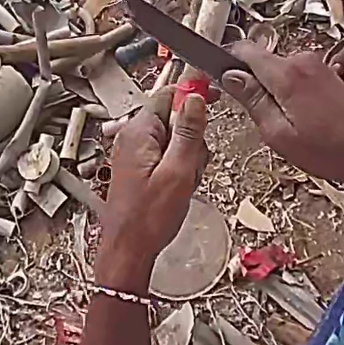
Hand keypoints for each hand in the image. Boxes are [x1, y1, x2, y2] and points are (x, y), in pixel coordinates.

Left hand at [98, 89, 210, 287]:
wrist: (128, 251)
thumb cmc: (149, 217)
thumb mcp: (178, 172)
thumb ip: (189, 132)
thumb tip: (196, 98)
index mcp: (139, 131)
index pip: (169, 94)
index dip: (193, 93)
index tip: (215, 96)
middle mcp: (133, 136)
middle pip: (174, 117)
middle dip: (192, 137)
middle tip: (193, 164)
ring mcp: (135, 152)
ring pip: (175, 138)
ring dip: (188, 156)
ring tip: (185, 181)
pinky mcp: (140, 166)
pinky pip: (168, 155)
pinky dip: (179, 167)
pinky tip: (179, 187)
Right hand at [220, 43, 343, 190]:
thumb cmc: (330, 150)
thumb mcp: (278, 134)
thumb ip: (251, 100)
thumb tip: (229, 76)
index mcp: (285, 74)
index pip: (243, 50)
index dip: (226, 62)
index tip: (217, 80)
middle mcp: (301, 60)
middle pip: (260, 61)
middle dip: (250, 83)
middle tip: (255, 116)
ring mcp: (316, 64)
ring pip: (276, 70)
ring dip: (270, 91)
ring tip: (282, 124)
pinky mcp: (326, 72)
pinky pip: (293, 76)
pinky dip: (287, 93)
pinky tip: (298, 119)